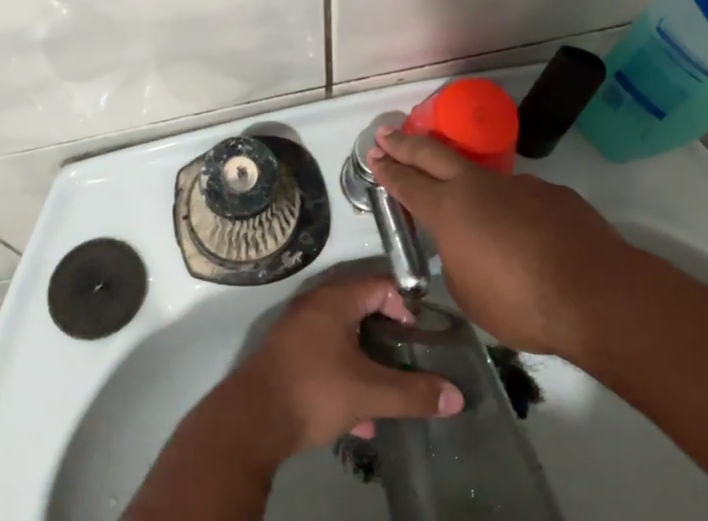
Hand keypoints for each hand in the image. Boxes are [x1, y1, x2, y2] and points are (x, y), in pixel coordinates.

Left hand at [228, 272, 463, 453]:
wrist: (251, 422)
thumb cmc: (313, 390)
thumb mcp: (369, 393)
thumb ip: (414, 393)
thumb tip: (456, 397)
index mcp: (334, 301)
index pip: (380, 284)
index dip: (406, 306)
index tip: (422, 336)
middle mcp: (314, 308)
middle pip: (363, 310)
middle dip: (389, 336)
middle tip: (412, 359)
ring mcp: (298, 334)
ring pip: (345, 340)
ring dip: (369, 363)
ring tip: (393, 391)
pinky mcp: (289, 361)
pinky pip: (328, 362)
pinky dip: (347, 380)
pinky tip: (362, 420)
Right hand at [369, 127, 632, 357]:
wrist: (596, 294)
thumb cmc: (520, 303)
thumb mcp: (469, 294)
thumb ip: (459, 262)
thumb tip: (466, 250)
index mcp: (448, 211)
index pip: (408, 183)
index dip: (388, 170)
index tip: (374, 156)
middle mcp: (479, 187)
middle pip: (433, 154)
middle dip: (406, 144)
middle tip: (387, 134)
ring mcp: (520, 185)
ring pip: (484, 179)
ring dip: (468, 185)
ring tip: (472, 211)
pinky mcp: (555, 194)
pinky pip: (524, 199)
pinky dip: (515, 211)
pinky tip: (527, 237)